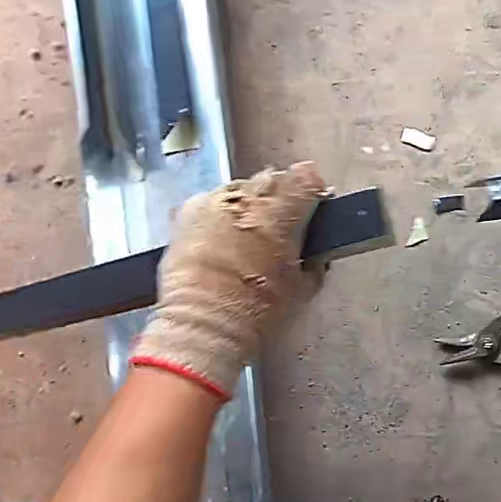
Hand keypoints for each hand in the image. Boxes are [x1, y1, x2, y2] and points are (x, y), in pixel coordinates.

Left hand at [130, 162, 327, 397]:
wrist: (204, 324)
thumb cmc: (258, 310)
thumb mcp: (302, 288)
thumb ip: (314, 259)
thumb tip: (315, 250)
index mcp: (284, 209)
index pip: (308, 177)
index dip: (311, 193)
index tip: (310, 210)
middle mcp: (248, 196)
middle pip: (272, 180)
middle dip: (279, 200)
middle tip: (279, 231)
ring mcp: (213, 200)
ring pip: (239, 190)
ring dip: (247, 207)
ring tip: (245, 240)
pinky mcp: (185, 213)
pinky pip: (210, 204)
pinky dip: (218, 217)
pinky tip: (218, 243)